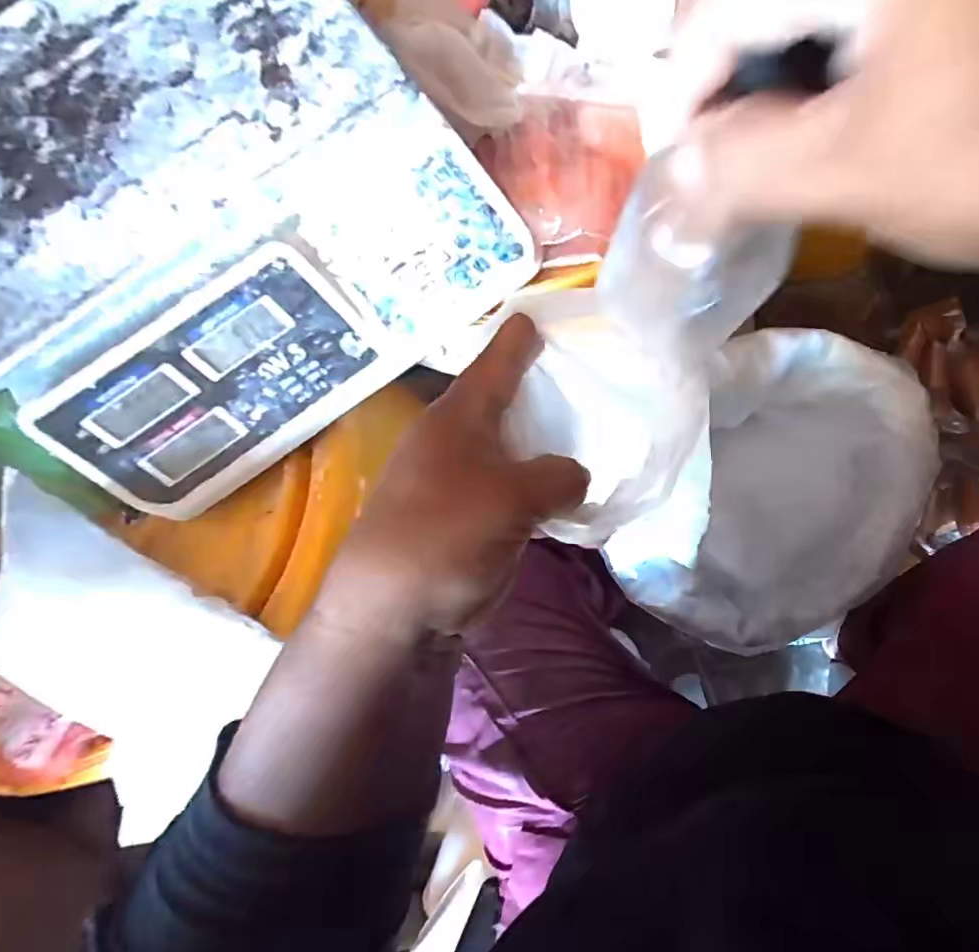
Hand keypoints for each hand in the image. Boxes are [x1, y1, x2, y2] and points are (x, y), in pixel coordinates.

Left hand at [313, 316, 588, 636]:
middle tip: (584, 383)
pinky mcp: (462, 524)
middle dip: (538, 395)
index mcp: (457, 418)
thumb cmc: (446, 535)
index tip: (536, 314)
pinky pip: (510, 495)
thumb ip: (557, 477)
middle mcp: (454, 443)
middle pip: (502, 407)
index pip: (494, 364)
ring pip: (510, 454)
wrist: (393, 611)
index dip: (518, 340)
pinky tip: (563, 500)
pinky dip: (536, 493)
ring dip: (541, 450)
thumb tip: (576, 478)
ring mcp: (456, 485)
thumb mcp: (512, 497)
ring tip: (585, 441)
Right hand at [666, 0, 978, 324]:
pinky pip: (873, 19)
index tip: (677, 160)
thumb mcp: (856, 172)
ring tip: (778, 135)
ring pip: (821, 5)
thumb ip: (740, 168)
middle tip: (722, 150)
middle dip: (733, 68)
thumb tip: (665, 176)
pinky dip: (839, 54)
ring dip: (784, 64)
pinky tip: (842, 103)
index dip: (685, 83)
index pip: (727, 0)